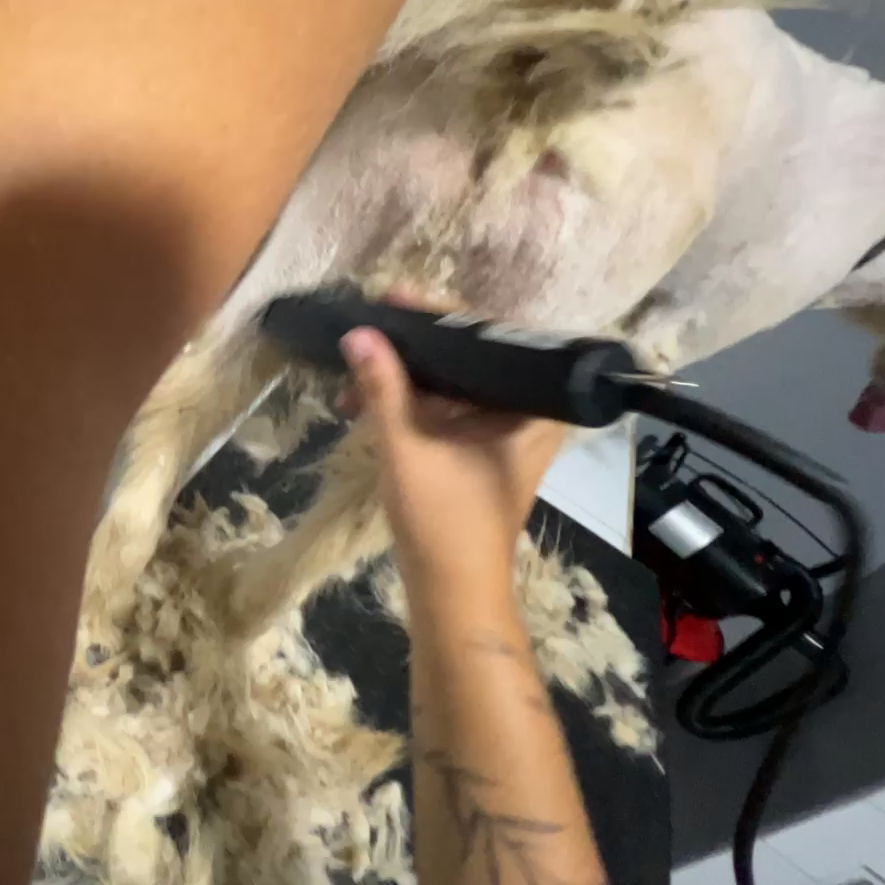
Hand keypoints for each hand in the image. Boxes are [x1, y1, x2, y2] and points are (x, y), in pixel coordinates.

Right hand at [340, 322, 567, 585]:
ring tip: (355, 379)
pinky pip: (442, 408)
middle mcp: (523, 413)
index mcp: (529, 407)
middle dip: (410, 348)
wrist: (451, 587)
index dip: (438, 314)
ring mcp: (499, 433)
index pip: (489, 337)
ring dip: (400, 378)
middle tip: (367, 334)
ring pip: (449, 384)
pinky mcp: (476, 450)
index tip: (395, 297)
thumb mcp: (406, 444)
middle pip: (466, 357)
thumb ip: (383, 385)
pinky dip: (406, 402)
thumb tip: (358, 333)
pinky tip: (366, 401)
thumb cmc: (442, 517)